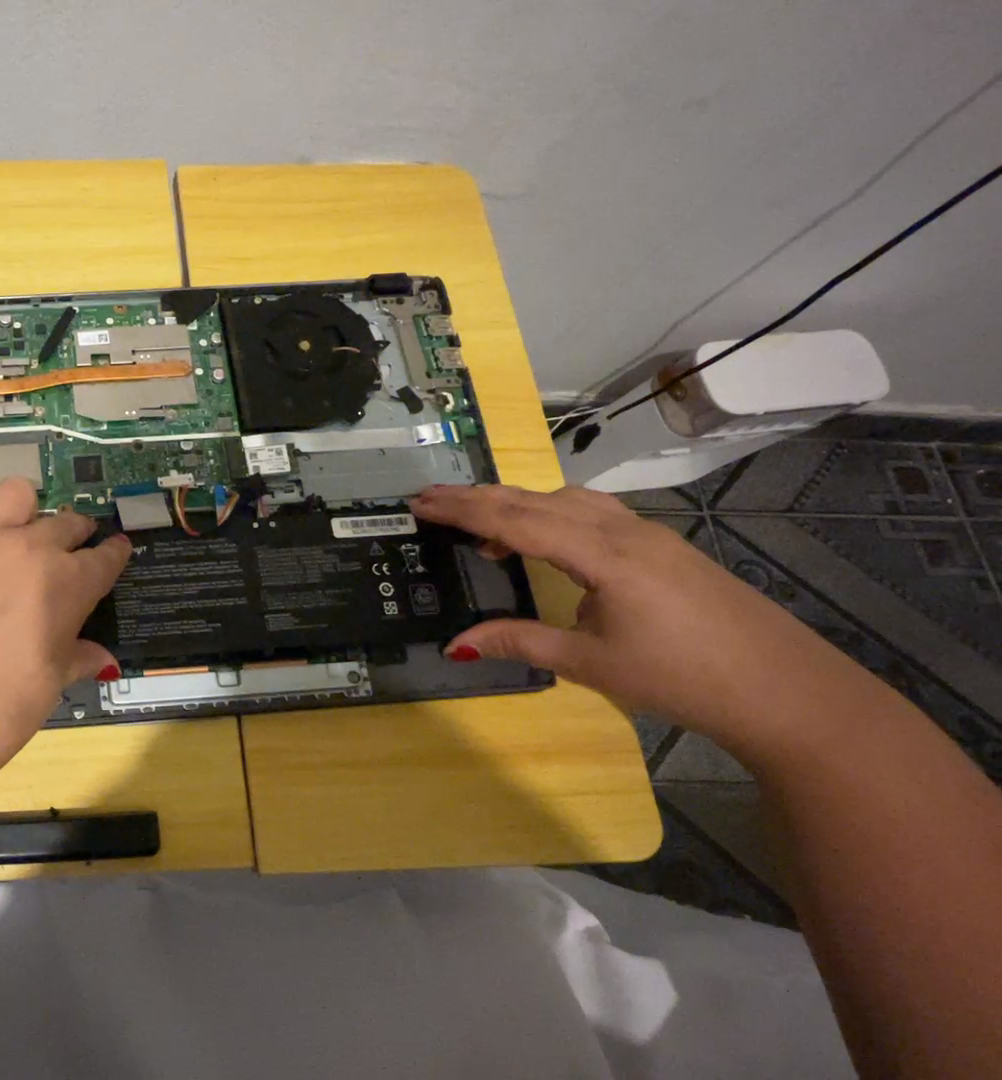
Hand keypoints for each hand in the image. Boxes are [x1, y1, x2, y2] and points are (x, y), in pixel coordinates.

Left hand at [0, 466, 131, 778]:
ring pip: (18, 492)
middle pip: (67, 523)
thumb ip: (79, 658)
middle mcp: (30, 548)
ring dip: (26, 510)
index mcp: (69, 585)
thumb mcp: (51, 684)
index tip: (115, 554)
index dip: (114, 555)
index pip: (105, 558)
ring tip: (17, 532)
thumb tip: (103, 657)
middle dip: (75, 536)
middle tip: (65, 557)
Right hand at [412, 484, 878, 756]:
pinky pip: (590, 513)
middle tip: (429, 498)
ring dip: (516, 504)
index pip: (516, 520)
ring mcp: (647, 535)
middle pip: (536, 500)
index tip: (419, 502)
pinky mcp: (661, 548)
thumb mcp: (590, 664)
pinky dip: (550, 515)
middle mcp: (622, 531)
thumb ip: (519, 642)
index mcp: (602, 554)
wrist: (785, 690)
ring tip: (477, 522)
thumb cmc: (682, 678)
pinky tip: (542, 539)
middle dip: (478, 497)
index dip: (462, 510)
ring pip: (566, 500)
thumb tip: (456, 642)